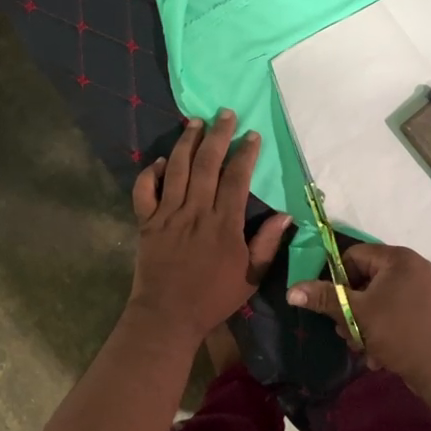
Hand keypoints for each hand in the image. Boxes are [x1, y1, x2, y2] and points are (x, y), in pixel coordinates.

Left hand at [128, 110, 288, 346]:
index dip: (245, 153)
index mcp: (224, 224)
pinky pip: (145, 191)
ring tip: (195, 121)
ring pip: (177, 169)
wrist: (167, 317)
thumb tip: (285, 215)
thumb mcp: (250, 276)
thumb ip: (267, 244)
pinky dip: (151, 173)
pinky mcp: (146, 223)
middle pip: (207, 164)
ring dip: (186, 142)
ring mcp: (167, 215)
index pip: (236, 178)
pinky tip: (162, 161)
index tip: (252, 134)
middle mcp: (195, 212)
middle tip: (225, 113)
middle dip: (217, 135)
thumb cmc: (213, 298)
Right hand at [287, 242, 430, 390]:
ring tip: (361, 347)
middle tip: (344, 332)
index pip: (353, 256)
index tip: (331, 305)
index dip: (337, 279)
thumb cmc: (400, 333)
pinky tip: (378, 355)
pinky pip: (394, 311)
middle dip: (350, 308)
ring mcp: (423, 289)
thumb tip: (291, 290)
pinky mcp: (427, 311)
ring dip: (363, 323)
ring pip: (378, 299)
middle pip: (365, 279)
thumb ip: (325, 298)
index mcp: (398, 258)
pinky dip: (382, 330)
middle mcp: (413, 267)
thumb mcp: (357, 314)